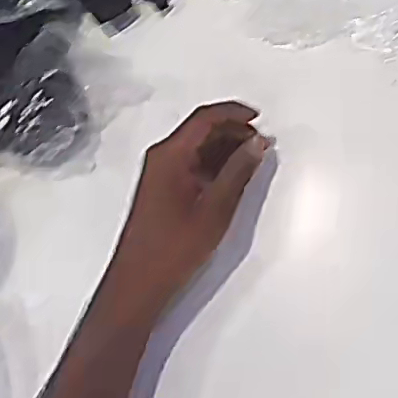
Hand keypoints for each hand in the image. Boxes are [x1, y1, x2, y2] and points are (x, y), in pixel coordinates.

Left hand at [101, 101, 269, 316]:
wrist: (137, 285)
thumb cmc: (174, 248)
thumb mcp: (215, 209)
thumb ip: (239, 171)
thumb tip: (258, 142)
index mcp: (170, 154)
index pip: (205, 118)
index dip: (233, 112)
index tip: (258, 117)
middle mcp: (162, 156)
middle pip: (201, 130)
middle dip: (233, 131)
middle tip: (260, 142)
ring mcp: (160, 172)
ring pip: (198, 146)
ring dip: (225, 148)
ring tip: (252, 159)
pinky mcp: (163, 187)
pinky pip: (192, 162)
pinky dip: (214, 163)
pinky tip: (233, 177)